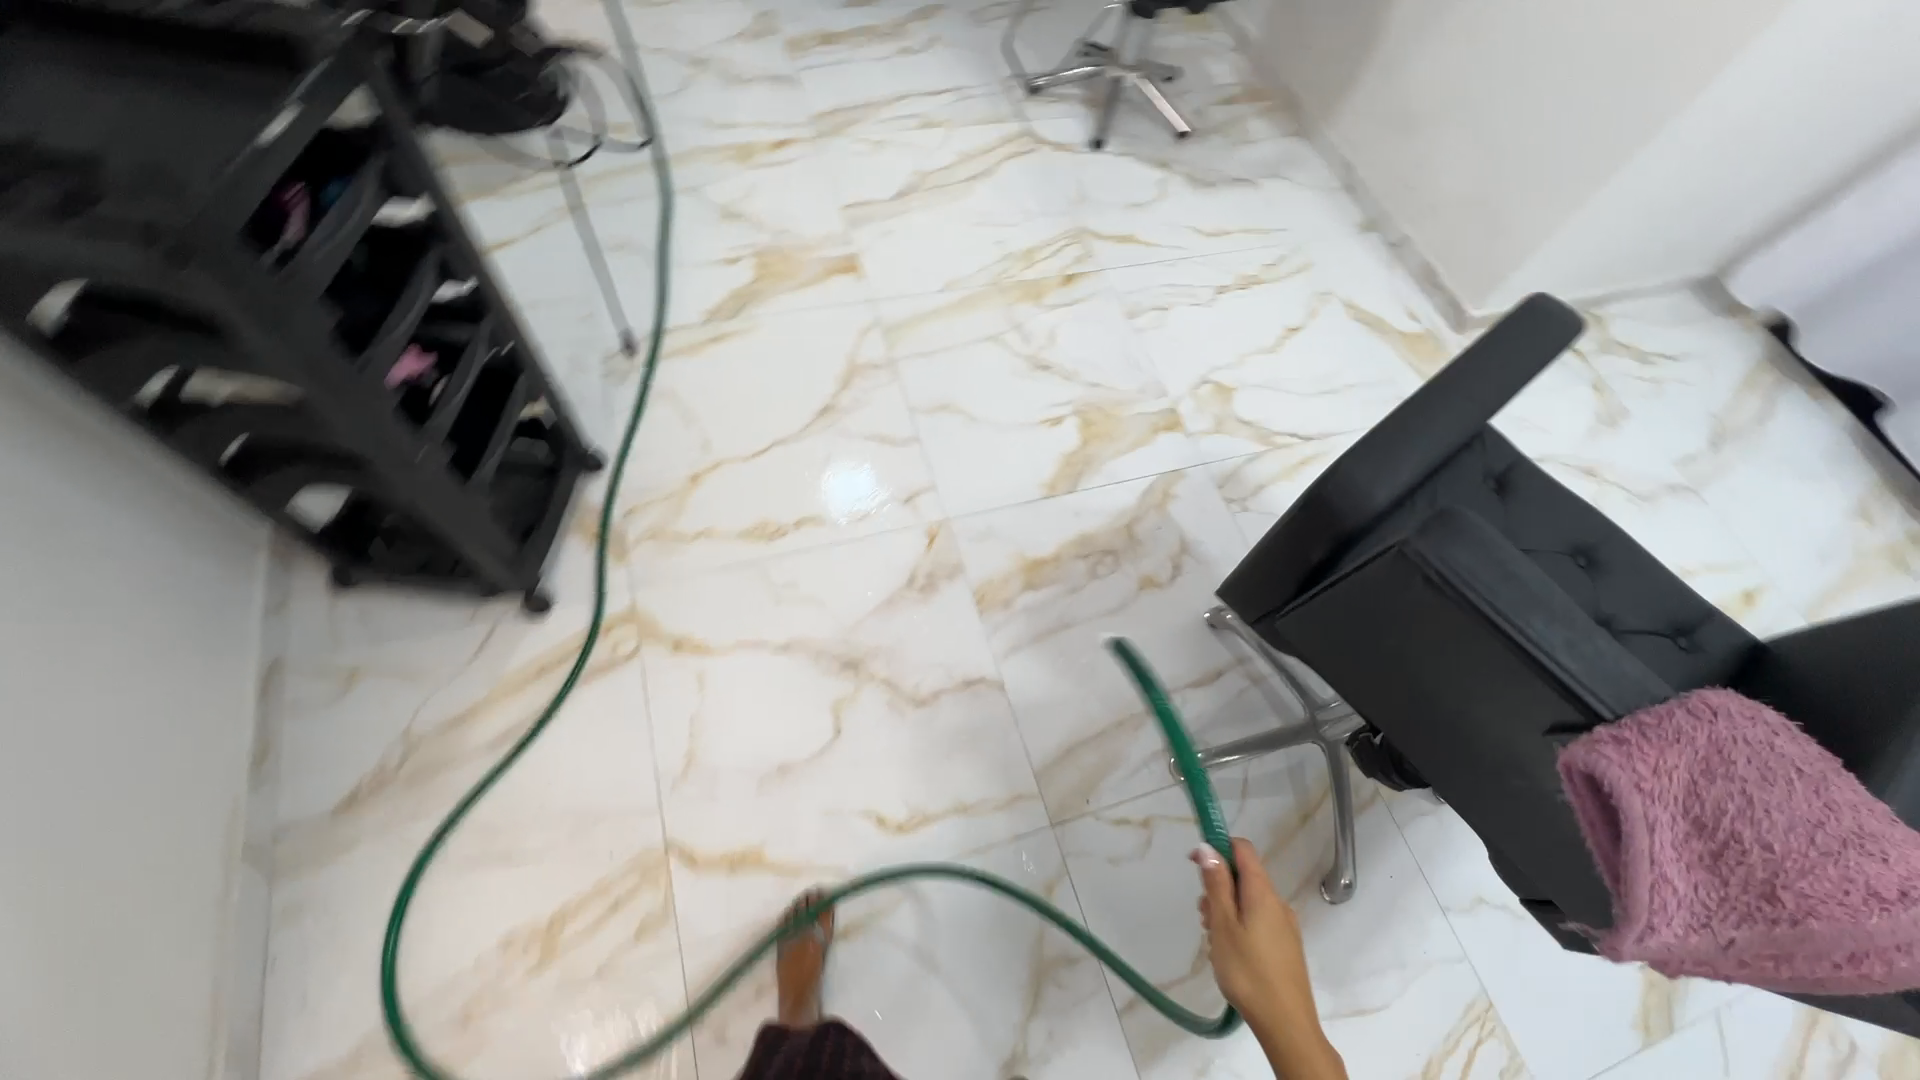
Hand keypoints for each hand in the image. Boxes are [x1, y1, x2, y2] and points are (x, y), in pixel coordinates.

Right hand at [1194, 838, 1346, 1078]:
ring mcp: (1284, 926)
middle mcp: (1278, 903)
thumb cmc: (1247, 971)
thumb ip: (1216, 883)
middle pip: (1243, 877)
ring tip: (1215, 942)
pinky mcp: (1285, 946)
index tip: (1194, 864)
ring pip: (1248, 902)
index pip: (1242, 849)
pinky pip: (1257, 922)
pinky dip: (1238, 926)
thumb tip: (1208, 846)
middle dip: (1218, 887)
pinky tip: (1230, 955)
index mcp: (1263, 892)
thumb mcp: (1223, 924)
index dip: (1217, 847)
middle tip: (1204, 917)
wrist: (1286, 1024)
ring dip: (1226, 910)